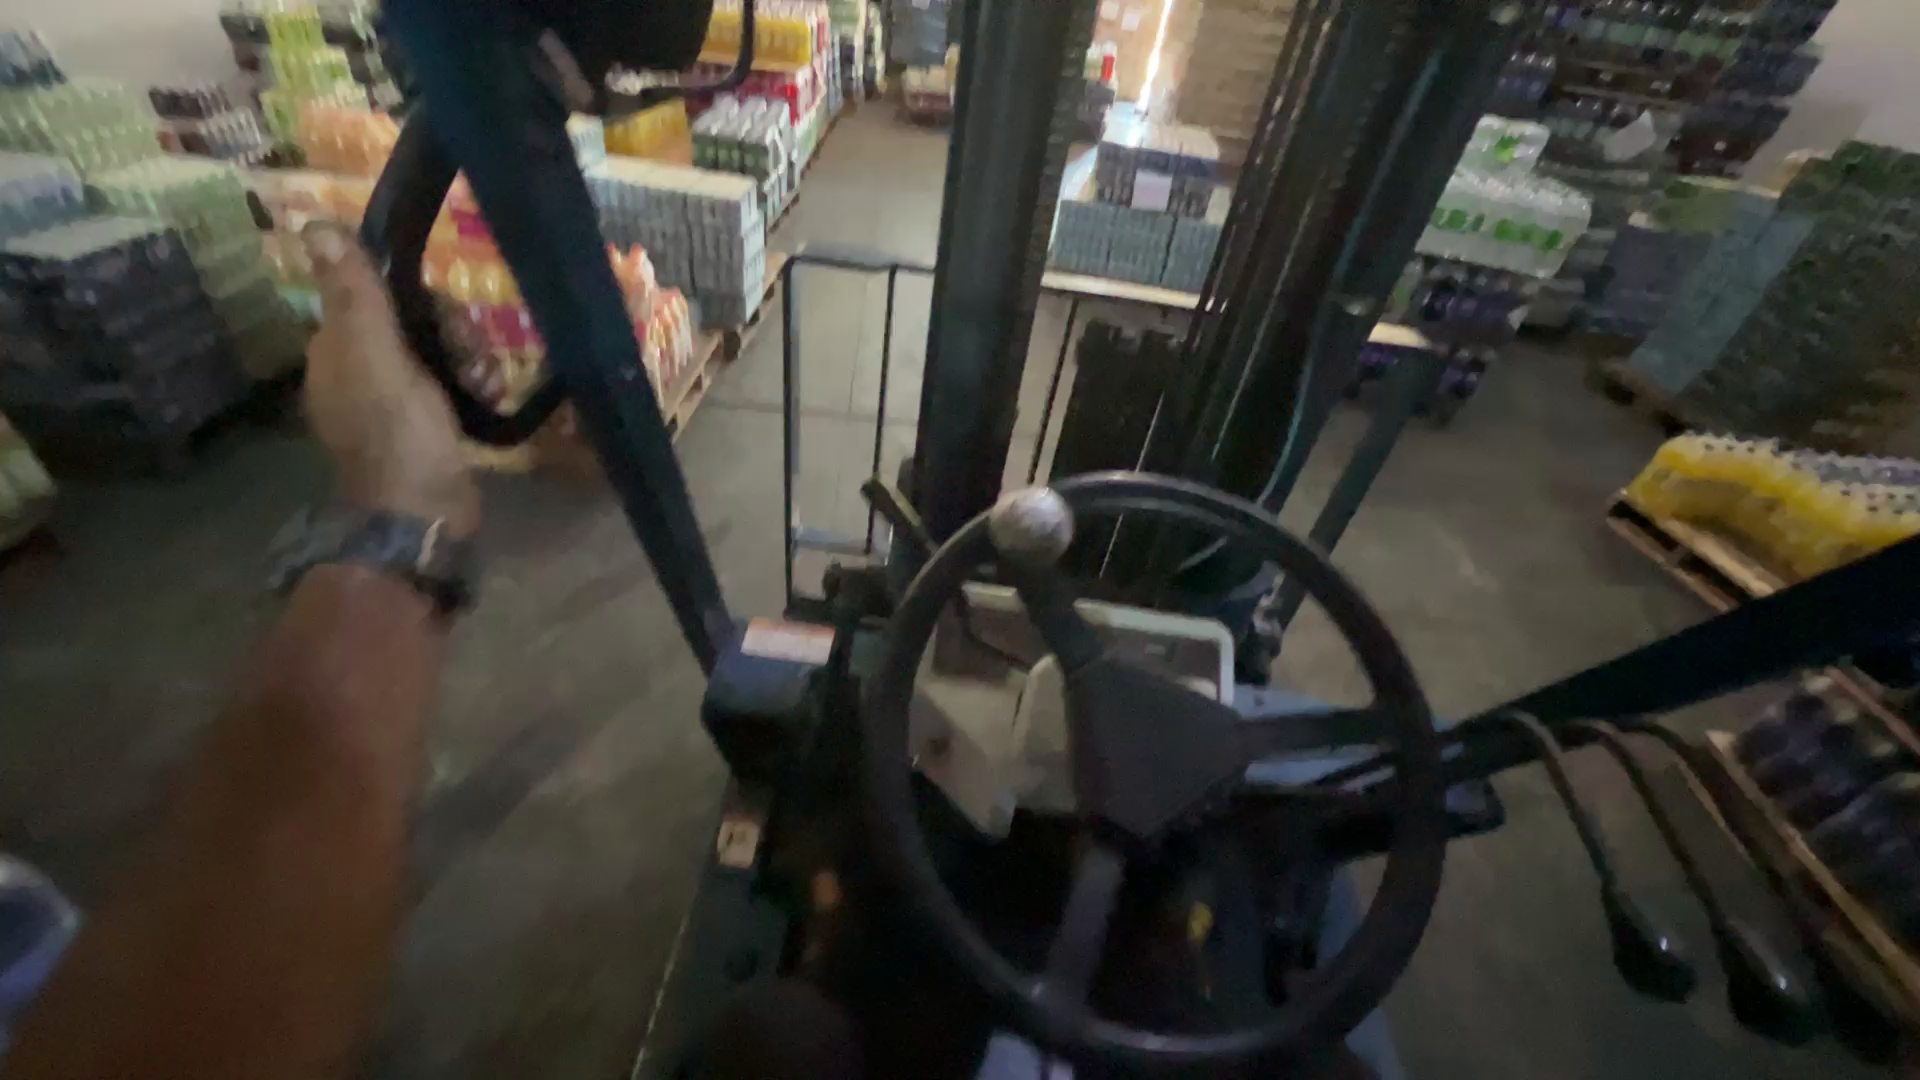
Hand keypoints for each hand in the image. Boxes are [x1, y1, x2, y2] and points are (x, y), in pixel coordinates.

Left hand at [302, 222, 479, 538]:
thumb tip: (316, 225)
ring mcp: (400, 397)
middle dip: (458, 338)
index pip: (386, 297)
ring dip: (476, 362)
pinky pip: (457, 383)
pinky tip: (491, 399)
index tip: (450, 328)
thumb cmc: (398, 434)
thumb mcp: (376, 358)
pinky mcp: (432, 421)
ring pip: (446, 353)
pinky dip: (478, 387)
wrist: (425, 511)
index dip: (426, 305)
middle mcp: (365, 366)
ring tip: (488, 387)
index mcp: (339, 347)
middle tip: (476, 365)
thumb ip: (355, 297)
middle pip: (422, 324)